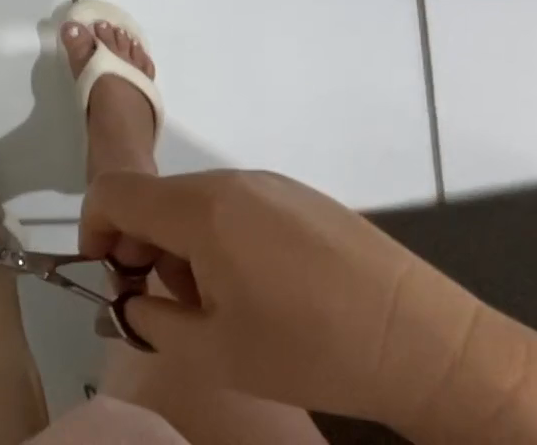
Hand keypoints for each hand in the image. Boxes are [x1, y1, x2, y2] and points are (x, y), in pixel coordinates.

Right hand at [81, 170, 491, 426]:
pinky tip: (265, 288)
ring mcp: (272, 185)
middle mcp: (230, 182)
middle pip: (153, 200)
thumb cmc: (318, 353)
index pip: (112, 193)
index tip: (108, 275)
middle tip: (168, 303)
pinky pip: (237, 207)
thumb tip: (130, 300)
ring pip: (194, 204)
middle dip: (142, 247)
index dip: (92, 229)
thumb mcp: (215, 354)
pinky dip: (222, 238)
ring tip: (222, 303)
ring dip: (183, 246)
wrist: (443, 354)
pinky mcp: (306, 199)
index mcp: (200, 210)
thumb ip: (148, 320)